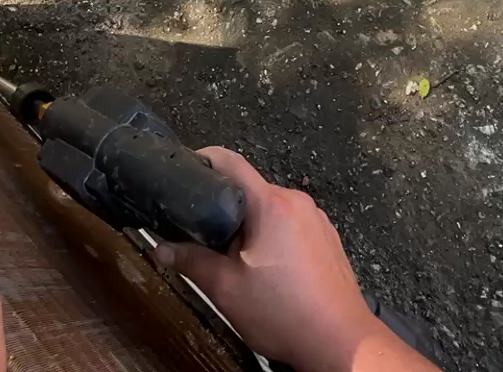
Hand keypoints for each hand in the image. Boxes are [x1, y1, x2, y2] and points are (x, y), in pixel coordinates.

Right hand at [155, 148, 436, 371]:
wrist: (341, 343)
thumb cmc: (285, 314)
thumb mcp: (227, 289)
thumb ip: (191, 262)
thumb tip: (161, 248)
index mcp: (270, 204)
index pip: (231, 162)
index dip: (205, 158)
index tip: (187, 168)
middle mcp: (295, 201)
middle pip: (251, 190)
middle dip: (228, 210)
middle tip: (210, 238)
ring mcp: (316, 217)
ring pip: (272, 208)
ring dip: (254, 226)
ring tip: (242, 261)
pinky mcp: (327, 236)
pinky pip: (292, 223)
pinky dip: (276, 237)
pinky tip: (272, 271)